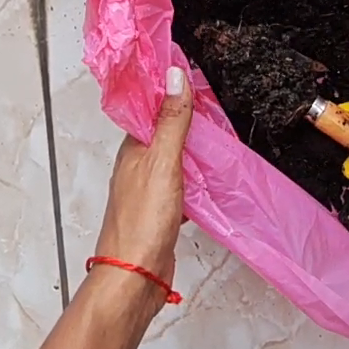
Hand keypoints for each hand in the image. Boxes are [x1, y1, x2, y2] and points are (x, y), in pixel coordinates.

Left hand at [93, 67, 192, 298]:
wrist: (135, 277)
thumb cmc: (141, 222)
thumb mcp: (162, 162)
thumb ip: (171, 121)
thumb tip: (174, 76)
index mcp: (132, 147)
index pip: (150, 106)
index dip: (168, 89)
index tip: (189, 72)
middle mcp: (138, 163)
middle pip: (162, 129)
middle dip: (184, 114)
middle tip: (211, 99)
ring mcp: (149, 187)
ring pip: (174, 155)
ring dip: (192, 145)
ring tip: (215, 132)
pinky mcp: (162, 209)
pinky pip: (182, 181)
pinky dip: (196, 175)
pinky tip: (209, 178)